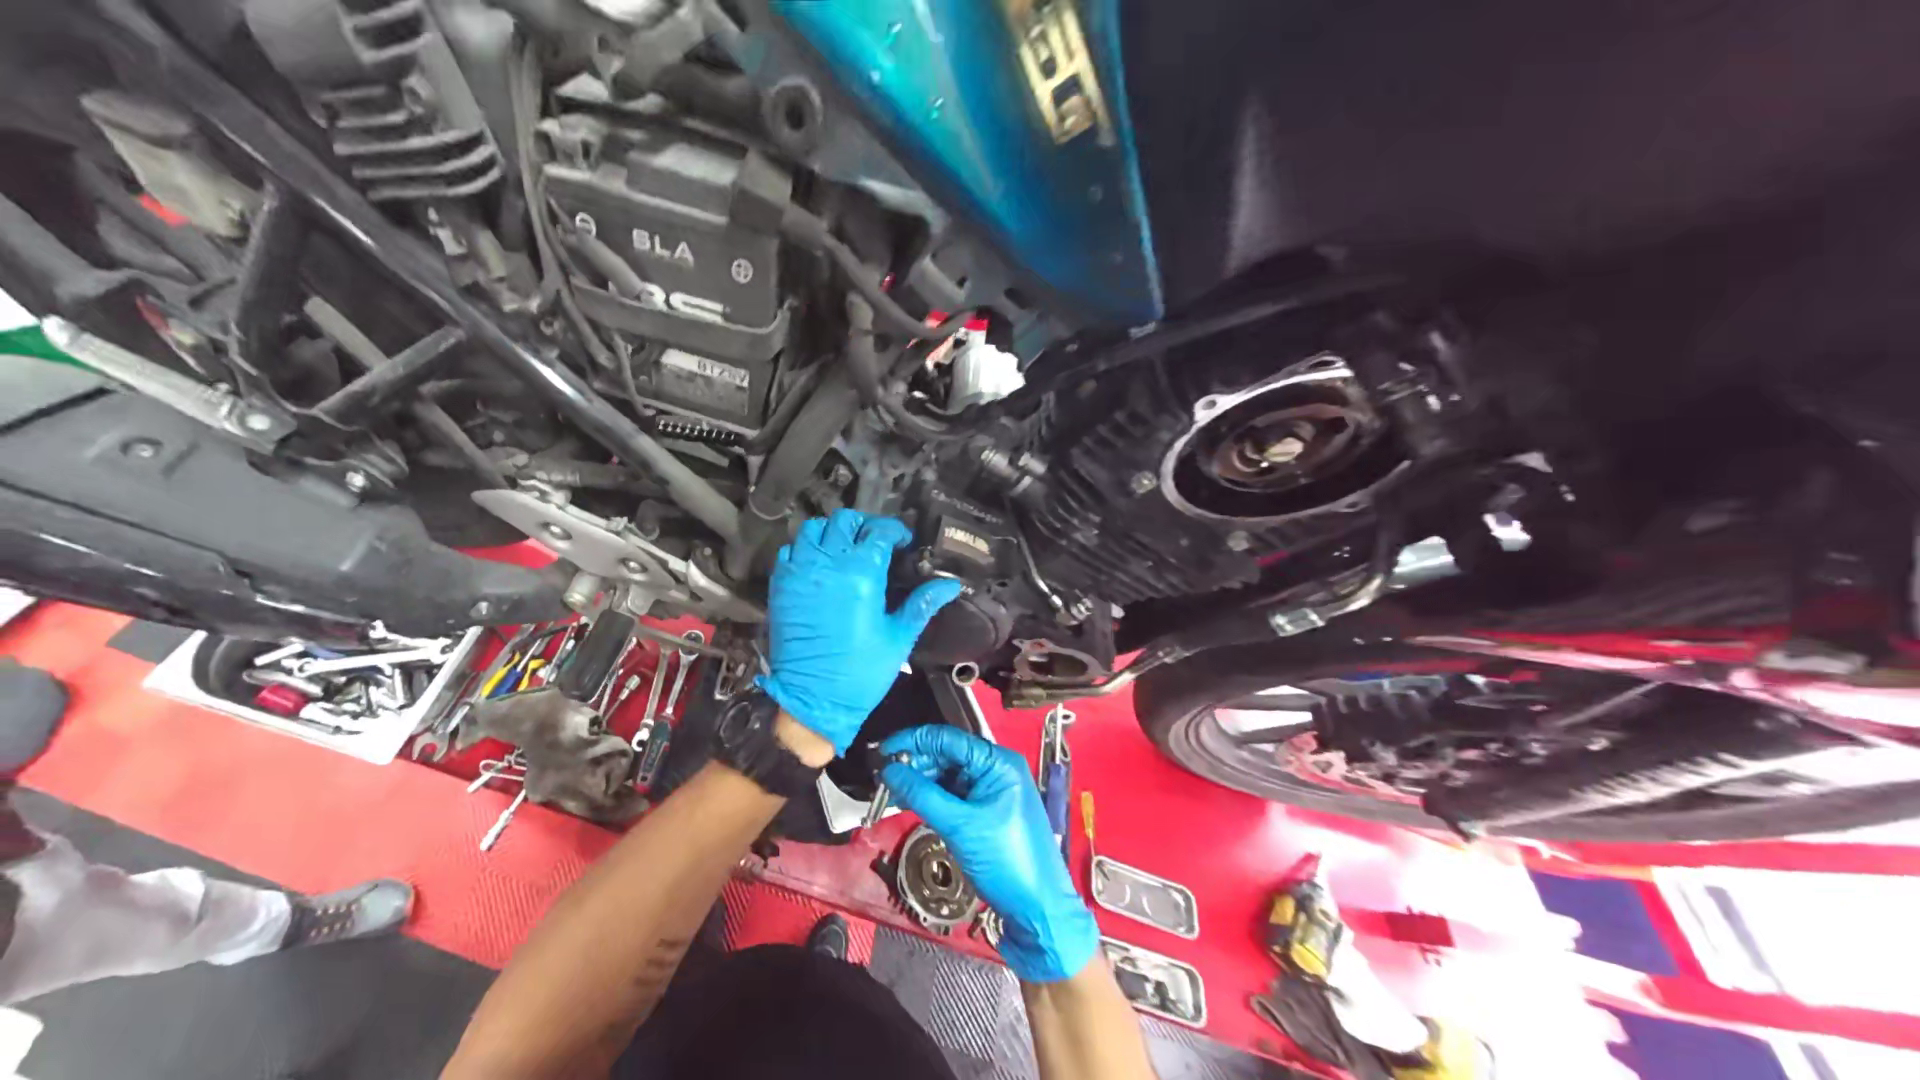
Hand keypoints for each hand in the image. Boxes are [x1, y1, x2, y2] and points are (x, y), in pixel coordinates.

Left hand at [758, 510, 963, 754]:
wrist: (813, 700)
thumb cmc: (862, 671)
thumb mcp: (900, 637)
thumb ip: (923, 603)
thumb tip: (952, 584)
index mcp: (863, 573)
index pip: (879, 531)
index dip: (895, 531)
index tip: (903, 542)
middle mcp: (829, 563)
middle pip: (845, 521)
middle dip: (864, 526)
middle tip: (875, 543)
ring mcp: (800, 571)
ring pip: (814, 529)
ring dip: (832, 533)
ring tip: (845, 550)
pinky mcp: (781, 585)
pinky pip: (790, 551)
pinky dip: (805, 550)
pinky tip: (818, 565)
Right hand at [880, 725, 1099, 983]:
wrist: (1037, 907)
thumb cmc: (1005, 861)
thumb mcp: (959, 825)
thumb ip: (922, 795)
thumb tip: (889, 771)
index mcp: (998, 763)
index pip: (949, 739)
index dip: (913, 741)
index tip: (883, 751)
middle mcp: (997, 769)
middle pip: (949, 755)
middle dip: (916, 763)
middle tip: (884, 776)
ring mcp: (993, 791)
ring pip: (950, 775)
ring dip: (922, 781)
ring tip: (893, 790)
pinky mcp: (988, 811)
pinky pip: (956, 794)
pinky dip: (934, 797)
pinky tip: (912, 802)